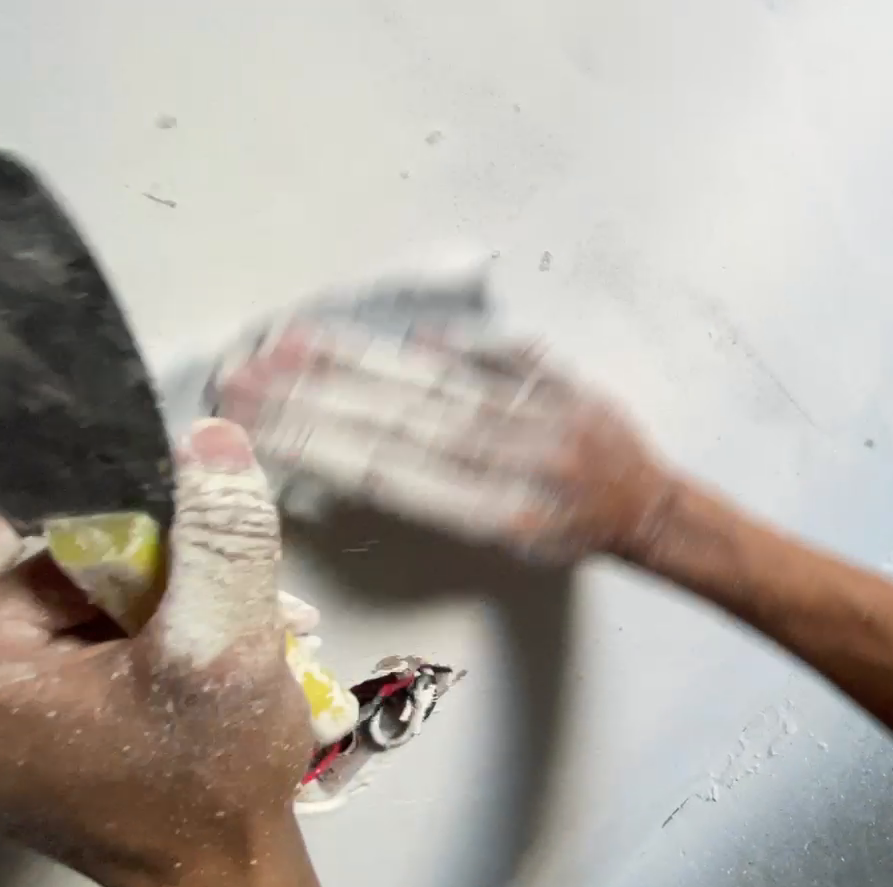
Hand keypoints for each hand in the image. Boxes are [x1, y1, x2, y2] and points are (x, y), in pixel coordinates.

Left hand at [0, 420, 315, 886]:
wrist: (222, 862)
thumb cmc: (204, 774)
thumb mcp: (224, 650)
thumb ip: (221, 544)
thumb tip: (212, 438)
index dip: (69, 505)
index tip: (160, 513)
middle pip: (34, 556)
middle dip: (151, 558)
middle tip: (236, 585)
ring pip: (80, 584)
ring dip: (179, 588)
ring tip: (263, 621)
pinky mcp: (43, 692)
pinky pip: (100, 618)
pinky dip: (174, 616)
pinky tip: (241, 636)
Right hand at [211, 326, 676, 561]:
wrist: (649, 509)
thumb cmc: (571, 532)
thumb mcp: (507, 543)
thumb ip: (438, 501)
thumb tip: (353, 451)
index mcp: (501, 514)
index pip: (388, 474)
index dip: (312, 445)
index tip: (249, 421)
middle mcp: (524, 465)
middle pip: (405, 424)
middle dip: (316, 397)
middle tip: (244, 372)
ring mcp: (552, 419)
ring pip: (448, 386)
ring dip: (368, 361)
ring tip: (297, 343)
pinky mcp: (575, 387)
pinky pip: (515, 357)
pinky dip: (465, 344)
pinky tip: (415, 338)